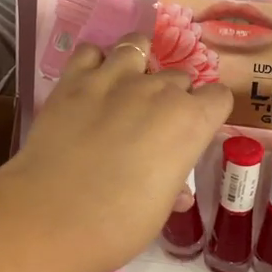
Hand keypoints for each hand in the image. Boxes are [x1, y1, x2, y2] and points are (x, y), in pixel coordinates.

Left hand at [0, 34, 233, 271]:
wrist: (52, 217)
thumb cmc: (118, 225)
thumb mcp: (160, 209)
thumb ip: (173, 185)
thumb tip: (176, 191)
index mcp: (189, 122)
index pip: (218, 97)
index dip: (208, 113)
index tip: (194, 131)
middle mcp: (157, 90)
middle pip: (179, 77)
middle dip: (171, 96)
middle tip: (151, 124)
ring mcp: (114, 78)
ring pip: (137, 45)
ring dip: (138, 63)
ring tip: (126, 86)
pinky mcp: (74, 79)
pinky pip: (90, 52)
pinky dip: (94, 63)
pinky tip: (91, 84)